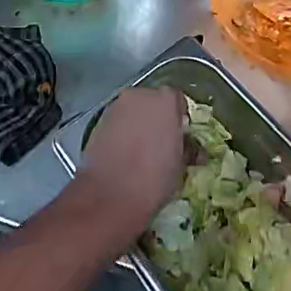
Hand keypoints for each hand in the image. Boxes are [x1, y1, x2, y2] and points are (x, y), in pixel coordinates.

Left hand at [73, 85, 185, 242]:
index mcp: (165, 100)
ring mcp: (116, 105)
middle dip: (157, 118)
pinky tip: (123, 153)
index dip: (179, 118)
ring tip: (140, 150)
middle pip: (153, 101)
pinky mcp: (98, 120)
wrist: (110, 196)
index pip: (177, 100)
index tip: (179, 136)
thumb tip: (191, 149)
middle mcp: (140, 95)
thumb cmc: (154, 180)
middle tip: (160, 142)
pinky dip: (122, 131)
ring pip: (133, 110)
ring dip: (138, 123)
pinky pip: (117, 121)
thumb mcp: (181, 166)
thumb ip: (187, 148)